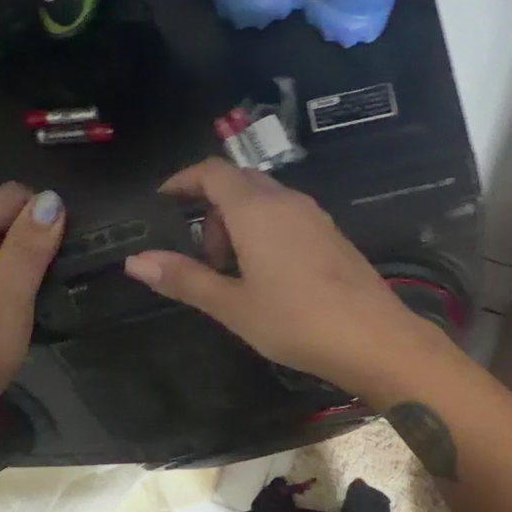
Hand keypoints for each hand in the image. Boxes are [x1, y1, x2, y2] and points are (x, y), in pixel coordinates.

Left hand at [0, 183, 64, 445]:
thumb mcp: (8, 307)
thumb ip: (27, 252)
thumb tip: (51, 199)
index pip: (9, 195)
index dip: (42, 217)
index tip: (56, 257)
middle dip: (28, 235)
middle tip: (44, 282)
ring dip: (14, 252)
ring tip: (26, 293)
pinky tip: (3, 298)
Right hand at [121, 159, 451, 395]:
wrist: (376, 340)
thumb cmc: (298, 322)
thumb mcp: (234, 306)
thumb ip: (185, 279)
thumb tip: (135, 260)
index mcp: (256, 209)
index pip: (212, 171)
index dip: (183, 180)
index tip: (163, 202)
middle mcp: (288, 201)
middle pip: (240, 184)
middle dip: (212, 209)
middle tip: (202, 256)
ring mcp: (316, 217)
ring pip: (267, 202)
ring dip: (241, 225)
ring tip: (235, 275)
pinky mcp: (334, 237)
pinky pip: (290, 219)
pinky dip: (267, 234)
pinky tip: (271, 278)